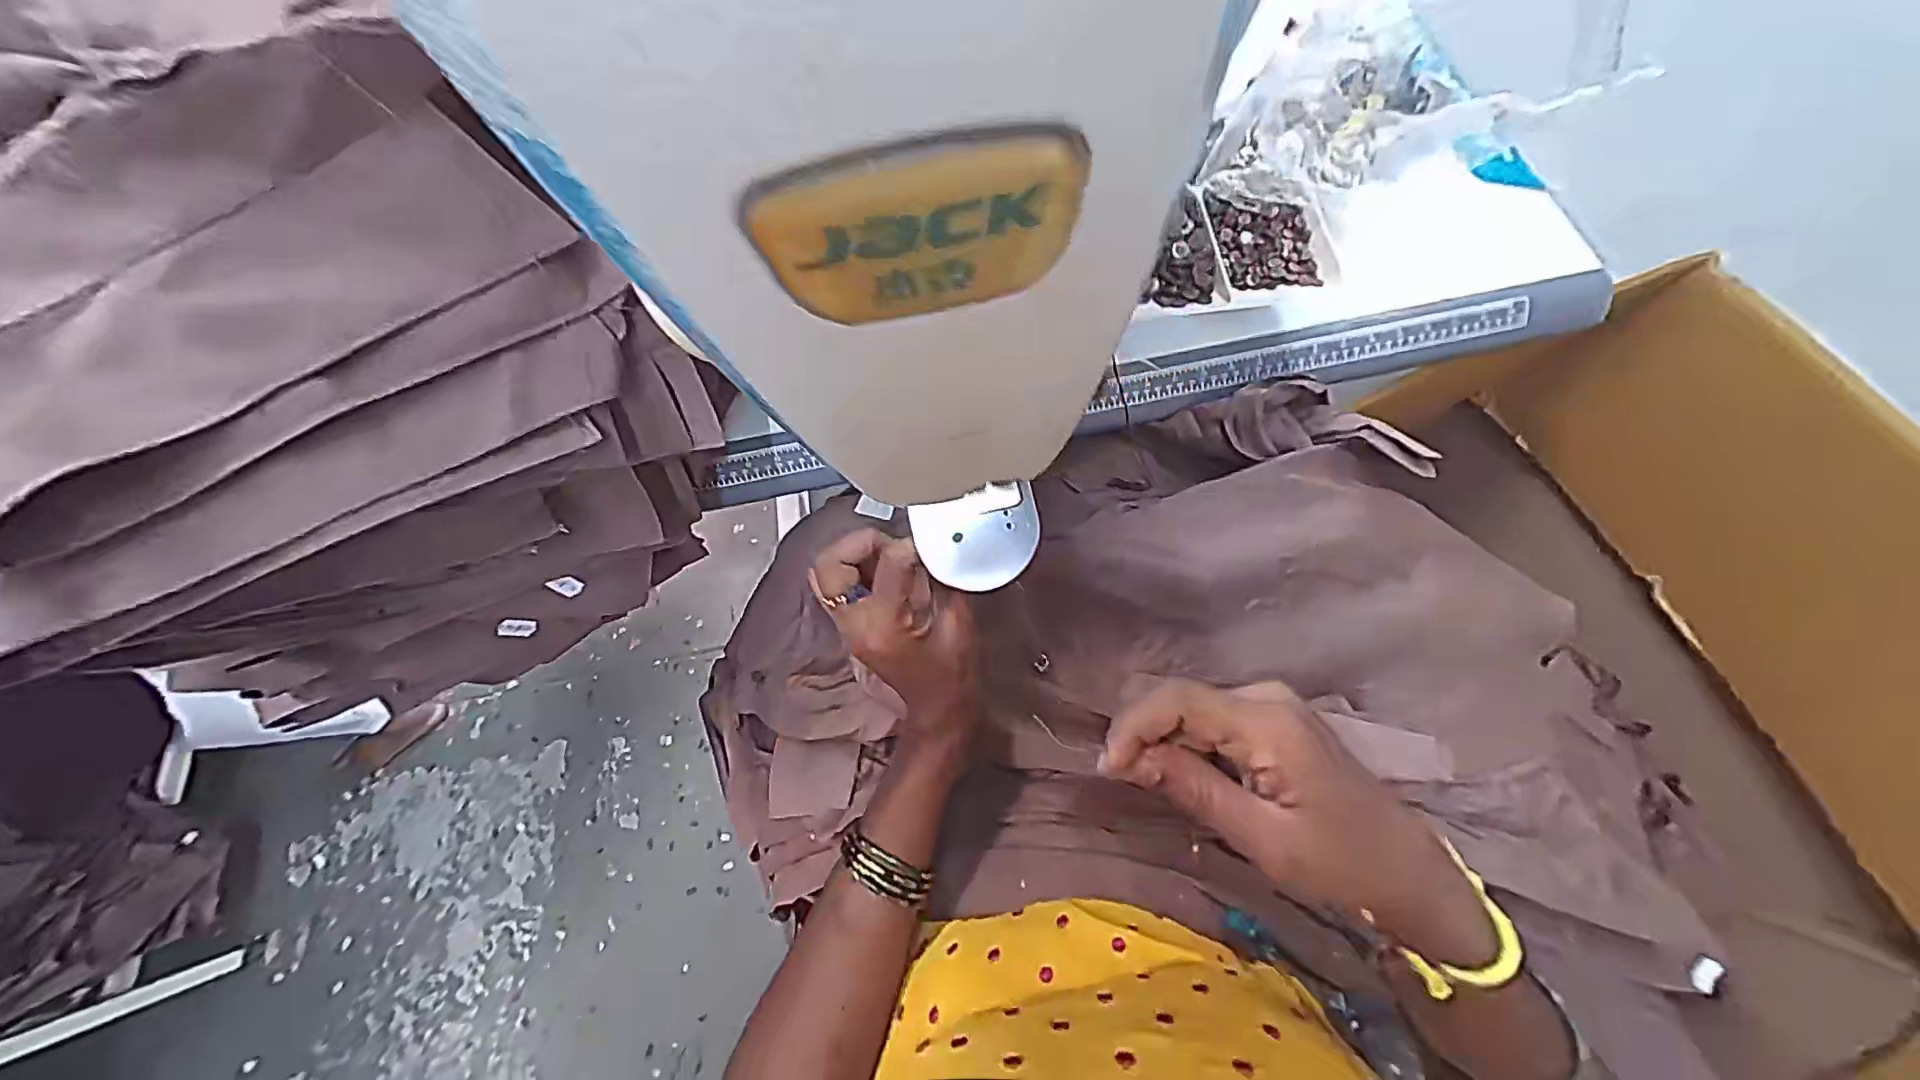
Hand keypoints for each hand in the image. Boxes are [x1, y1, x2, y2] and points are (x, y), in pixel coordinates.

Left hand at [809, 529, 978, 737]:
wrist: (937, 711)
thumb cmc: (953, 674)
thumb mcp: (958, 621)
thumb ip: (944, 578)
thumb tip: (938, 543)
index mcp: (883, 624)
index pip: (889, 561)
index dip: (913, 544)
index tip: (931, 545)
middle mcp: (854, 624)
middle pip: (831, 561)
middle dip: (864, 542)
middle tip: (895, 546)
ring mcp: (846, 627)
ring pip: (827, 570)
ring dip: (857, 554)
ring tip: (891, 557)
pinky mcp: (848, 627)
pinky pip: (836, 585)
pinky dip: (855, 569)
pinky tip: (885, 572)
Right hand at [1100, 679, 1497, 966]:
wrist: (1407, 870)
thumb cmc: (1340, 862)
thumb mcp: (1261, 837)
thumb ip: (1193, 788)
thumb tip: (1131, 759)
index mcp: (1267, 721)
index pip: (1178, 699)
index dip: (1133, 726)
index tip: (1108, 767)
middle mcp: (1265, 696)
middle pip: (1181, 699)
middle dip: (1142, 734)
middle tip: (1121, 778)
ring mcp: (1270, 703)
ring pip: (1191, 708)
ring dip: (1161, 741)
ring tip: (1145, 781)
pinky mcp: (1271, 718)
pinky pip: (1211, 720)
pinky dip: (1185, 744)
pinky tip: (1181, 774)